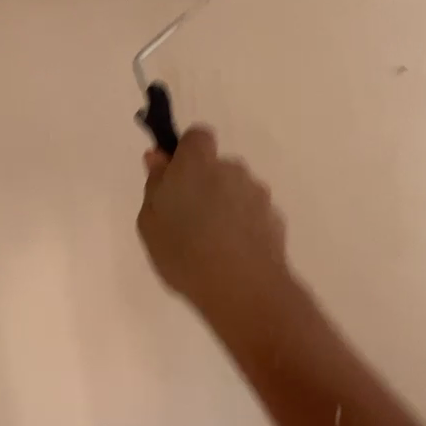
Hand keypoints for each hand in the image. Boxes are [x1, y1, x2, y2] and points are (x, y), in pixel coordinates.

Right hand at [137, 127, 290, 314]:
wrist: (242, 288)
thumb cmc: (183, 252)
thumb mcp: (149, 221)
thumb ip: (155, 184)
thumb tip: (158, 157)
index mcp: (197, 163)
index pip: (197, 137)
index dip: (186, 153)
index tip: (174, 179)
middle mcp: (232, 169)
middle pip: (218, 166)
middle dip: (206, 184)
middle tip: (188, 219)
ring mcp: (258, 194)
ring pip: (237, 191)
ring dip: (226, 206)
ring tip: (212, 244)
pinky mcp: (275, 219)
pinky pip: (254, 214)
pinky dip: (244, 227)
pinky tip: (233, 255)